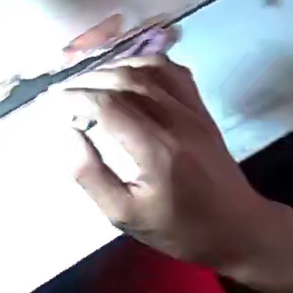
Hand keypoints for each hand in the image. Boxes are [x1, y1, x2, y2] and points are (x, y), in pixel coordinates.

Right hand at [58, 57, 292, 280]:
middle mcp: (176, 121)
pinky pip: (175, 72)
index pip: (108, 106)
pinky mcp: (203, 110)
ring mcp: (194, 111)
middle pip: (127, 80)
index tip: (54, 101)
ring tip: (91, 78)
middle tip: (67, 89)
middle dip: (91, 78)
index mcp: (156, 150)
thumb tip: (68, 135)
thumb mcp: (126, 216)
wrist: (238, 228)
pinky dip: (148, 64)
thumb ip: (92, 176)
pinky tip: (131, 73)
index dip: (76, 97)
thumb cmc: (180, 229)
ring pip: (151, 69)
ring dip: (116, 66)